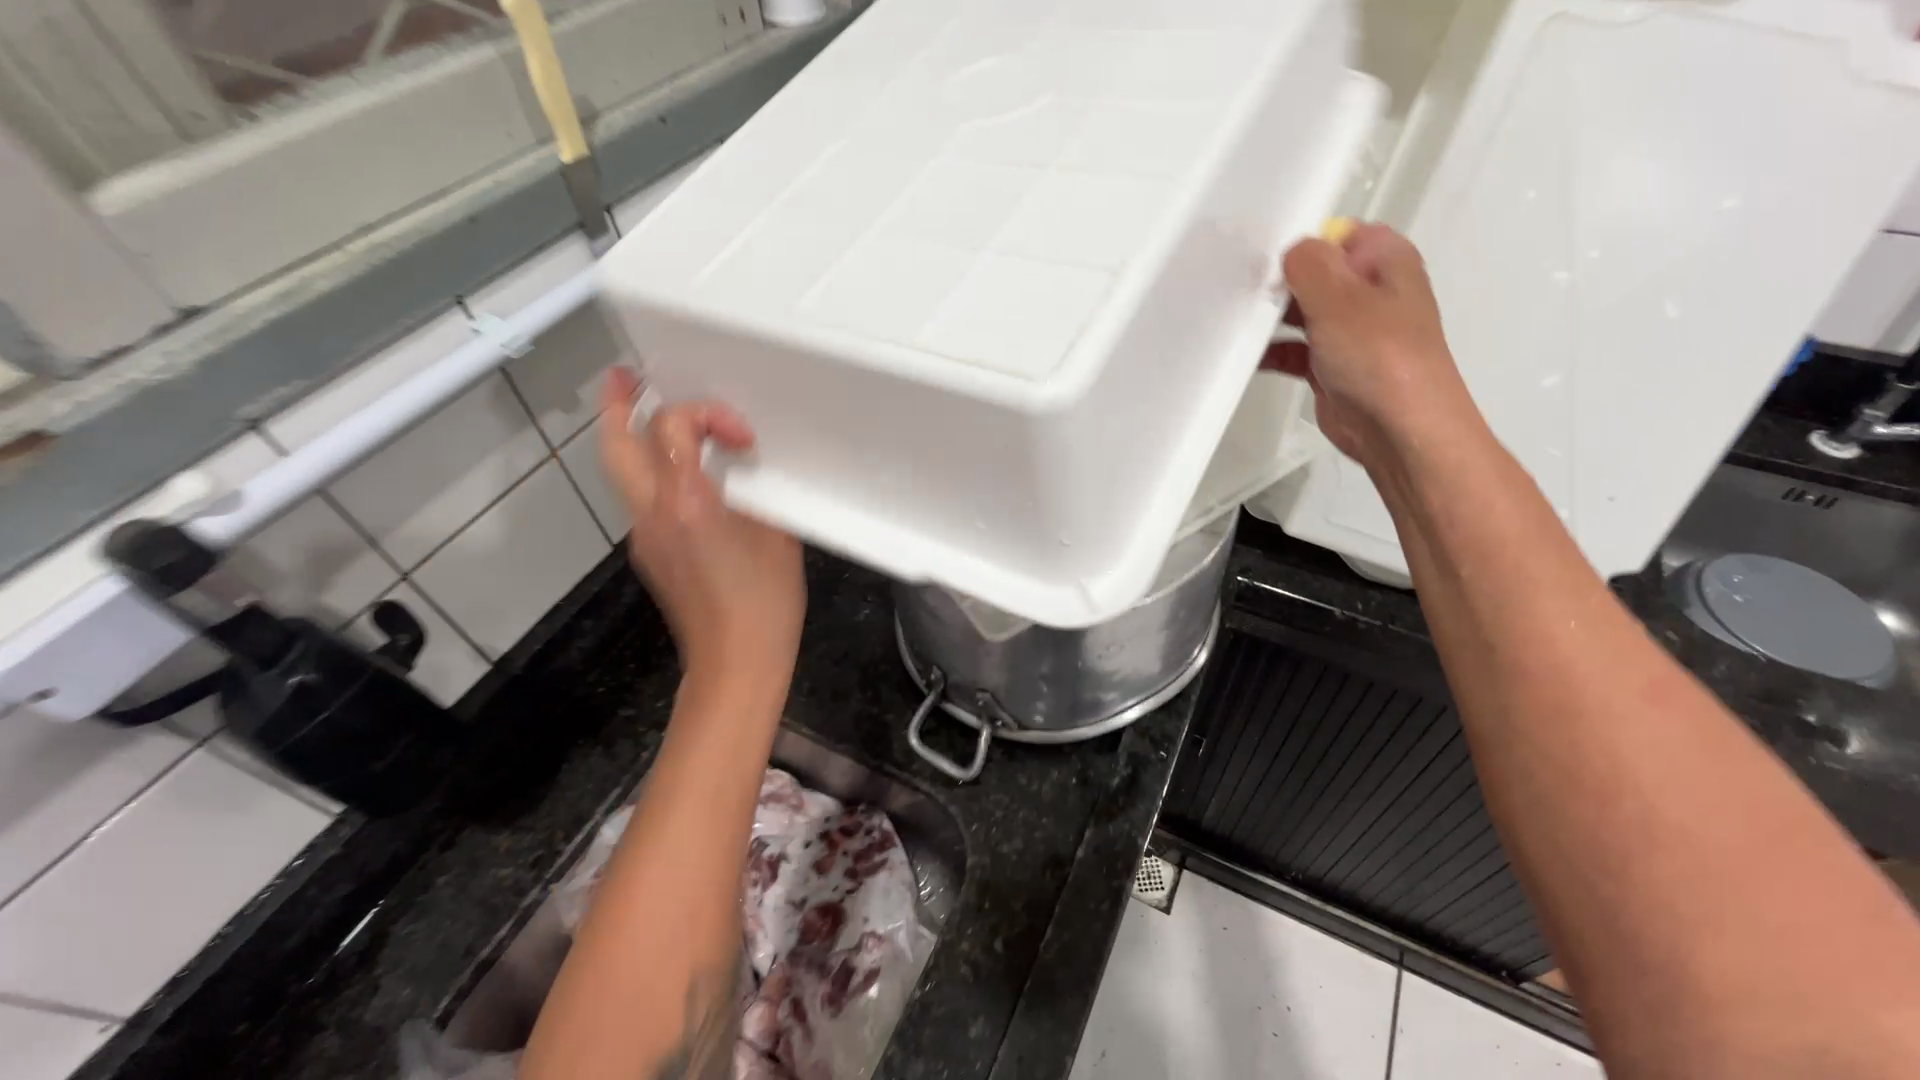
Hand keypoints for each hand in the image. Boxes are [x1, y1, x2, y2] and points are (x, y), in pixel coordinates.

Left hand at [598, 367, 804, 689]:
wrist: (735, 664)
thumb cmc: (766, 604)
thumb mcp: (777, 535)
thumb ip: (754, 492)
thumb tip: (741, 472)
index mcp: (689, 504)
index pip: (672, 428)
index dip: (705, 413)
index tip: (741, 437)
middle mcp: (654, 515)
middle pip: (617, 445)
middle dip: (617, 405)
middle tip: (625, 376)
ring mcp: (644, 536)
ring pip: (624, 472)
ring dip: (632, 438)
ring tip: (648, 413)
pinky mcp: (648, 555)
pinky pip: (642, 501)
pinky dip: (655, 476)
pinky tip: (687, 481)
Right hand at [1261, 223, 1482, 473]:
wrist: (1400, 429)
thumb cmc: (1377, 354)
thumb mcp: (1340, 296)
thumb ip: (1308, 263)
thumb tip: (1290, 251)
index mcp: (1385, 261)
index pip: (1336, 234)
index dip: (1301, 240)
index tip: (1260, 253)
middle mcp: (1369, 291)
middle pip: (1314, 272)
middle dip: (1279, 280)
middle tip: (1237, 286)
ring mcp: (1350, 331)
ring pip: (1301, 311)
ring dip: (1271, 317)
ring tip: (1233, 316)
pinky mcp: (1331, 366)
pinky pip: (1293, 349)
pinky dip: (1272, 351)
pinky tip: (1245, 354)